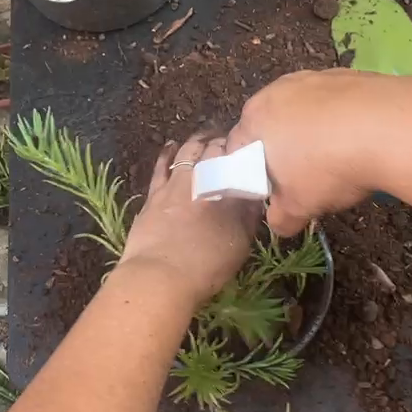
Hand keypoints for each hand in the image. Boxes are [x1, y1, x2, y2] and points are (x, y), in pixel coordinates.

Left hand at [117, 134, 259, 304]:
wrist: (161, 275)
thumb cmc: (207, 266)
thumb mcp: (240, 244)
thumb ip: (249, 216)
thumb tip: (256, 197)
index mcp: (230, 191)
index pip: (241, 161)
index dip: (244, 152)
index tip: (248, 150)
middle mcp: (205, 180)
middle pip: (216, 151)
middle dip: (224, 141)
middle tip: (230, 140)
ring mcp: (177, 183)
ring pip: (190, 151)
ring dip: (199, 140)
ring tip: (206, 136)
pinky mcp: (155, 192)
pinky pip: (162, 165)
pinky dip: (168, 152)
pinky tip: (172, 144)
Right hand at [227, 70, 398, 235]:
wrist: (388, 129)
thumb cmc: (327, 168)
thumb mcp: (299, 206)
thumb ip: (281, 217)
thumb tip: (279, 224)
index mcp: (254, 120)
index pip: (237, 149)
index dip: (250, 173)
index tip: (272, 190)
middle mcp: (277, 91)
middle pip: (271, 125)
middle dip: (283, 149)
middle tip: (304, 177)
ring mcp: (312, 78)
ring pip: (303, 111)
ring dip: (313, 132)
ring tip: (337, 157)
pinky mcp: (346, 74)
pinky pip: (334, 102)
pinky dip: (340, 119)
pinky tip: (359, 139)